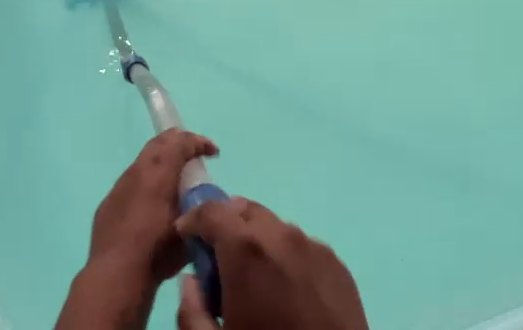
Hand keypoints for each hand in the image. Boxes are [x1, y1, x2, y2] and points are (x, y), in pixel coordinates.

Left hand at [90, 129, 218, 282]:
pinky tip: (150, 204)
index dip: (200, 142)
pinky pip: (131, 182)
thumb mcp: (188, 226)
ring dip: (161, 163)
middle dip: (180, 142)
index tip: (213, 153)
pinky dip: (145, 183)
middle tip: (195, 153)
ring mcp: (119, 186)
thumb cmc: (158, 250)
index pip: (182, 142)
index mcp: (160, 171)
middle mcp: (138, 170)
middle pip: (161, 141)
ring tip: (174, 178)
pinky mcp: (108, 203)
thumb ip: (199, 207)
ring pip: (144, 161)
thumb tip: (204, 202)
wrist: (116, 274)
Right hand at [174, 197, 368, 329]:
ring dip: (258, 241)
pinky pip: (302, 246)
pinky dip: (285, 256)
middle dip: (226, 226)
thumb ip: (191, 312)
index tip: (185, 237)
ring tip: (255, 280)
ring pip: (276, 227)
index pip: (212, 210)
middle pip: (246, 211)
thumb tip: (191, 282)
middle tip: (217, 260)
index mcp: (247, 250)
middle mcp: (282, 235)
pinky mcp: (337, 263)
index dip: (193, 219)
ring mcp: (314, 247)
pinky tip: (285, 290)